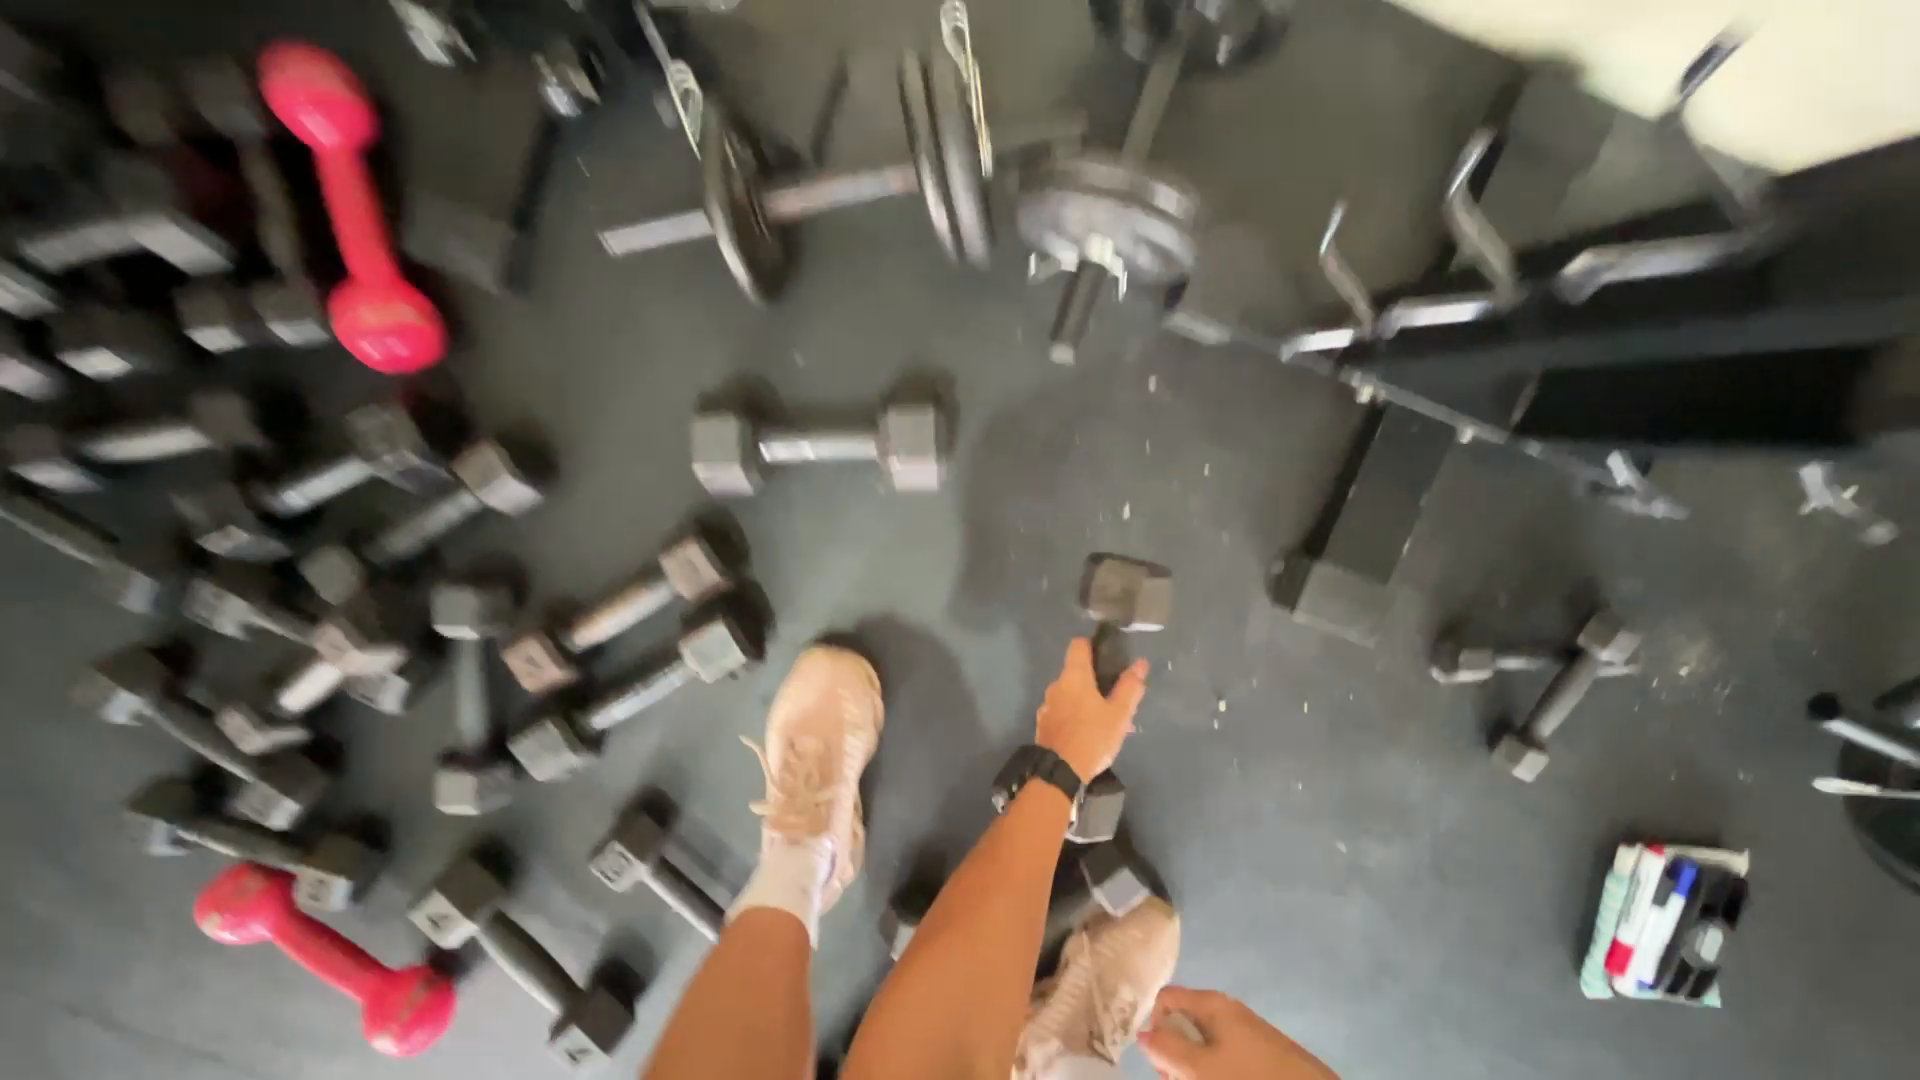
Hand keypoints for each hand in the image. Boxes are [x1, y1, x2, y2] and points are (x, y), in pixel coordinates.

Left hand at [1034, 637, 1147, 780]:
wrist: (1059, 772)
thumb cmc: (1092, 737)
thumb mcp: (1119, 714)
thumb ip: (1129, 687)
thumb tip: (1140, 663)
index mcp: (1074, 677)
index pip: (1078, 645)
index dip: (1093, 646)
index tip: (1108, 657)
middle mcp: (1056, 686)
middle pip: (1076, 673)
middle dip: (1095, 682)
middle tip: (1115, 698)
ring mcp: (1047, 705)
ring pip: (1070, 695)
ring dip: (1087, 702)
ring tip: (1107, 722)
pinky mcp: (1044, 724)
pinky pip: (1063, 712)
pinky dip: (1076, 716)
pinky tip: (1090, 734)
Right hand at [1137, 987, 1339, 1079]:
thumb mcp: (1203, 1069)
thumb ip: (1167, 1050)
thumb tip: (1142, 1033)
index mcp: (1213, 1004)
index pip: (1166, 999)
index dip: (1154, 1026)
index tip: (1159, 1062)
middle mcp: (1228, 1013)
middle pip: (1184, 1025)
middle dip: (1174, 1057)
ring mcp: (1247, 1036)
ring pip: (1204, 1048)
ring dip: (1193, 1071)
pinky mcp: (1262, 1060)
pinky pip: (1225, 1062)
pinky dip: (1215, 1075)